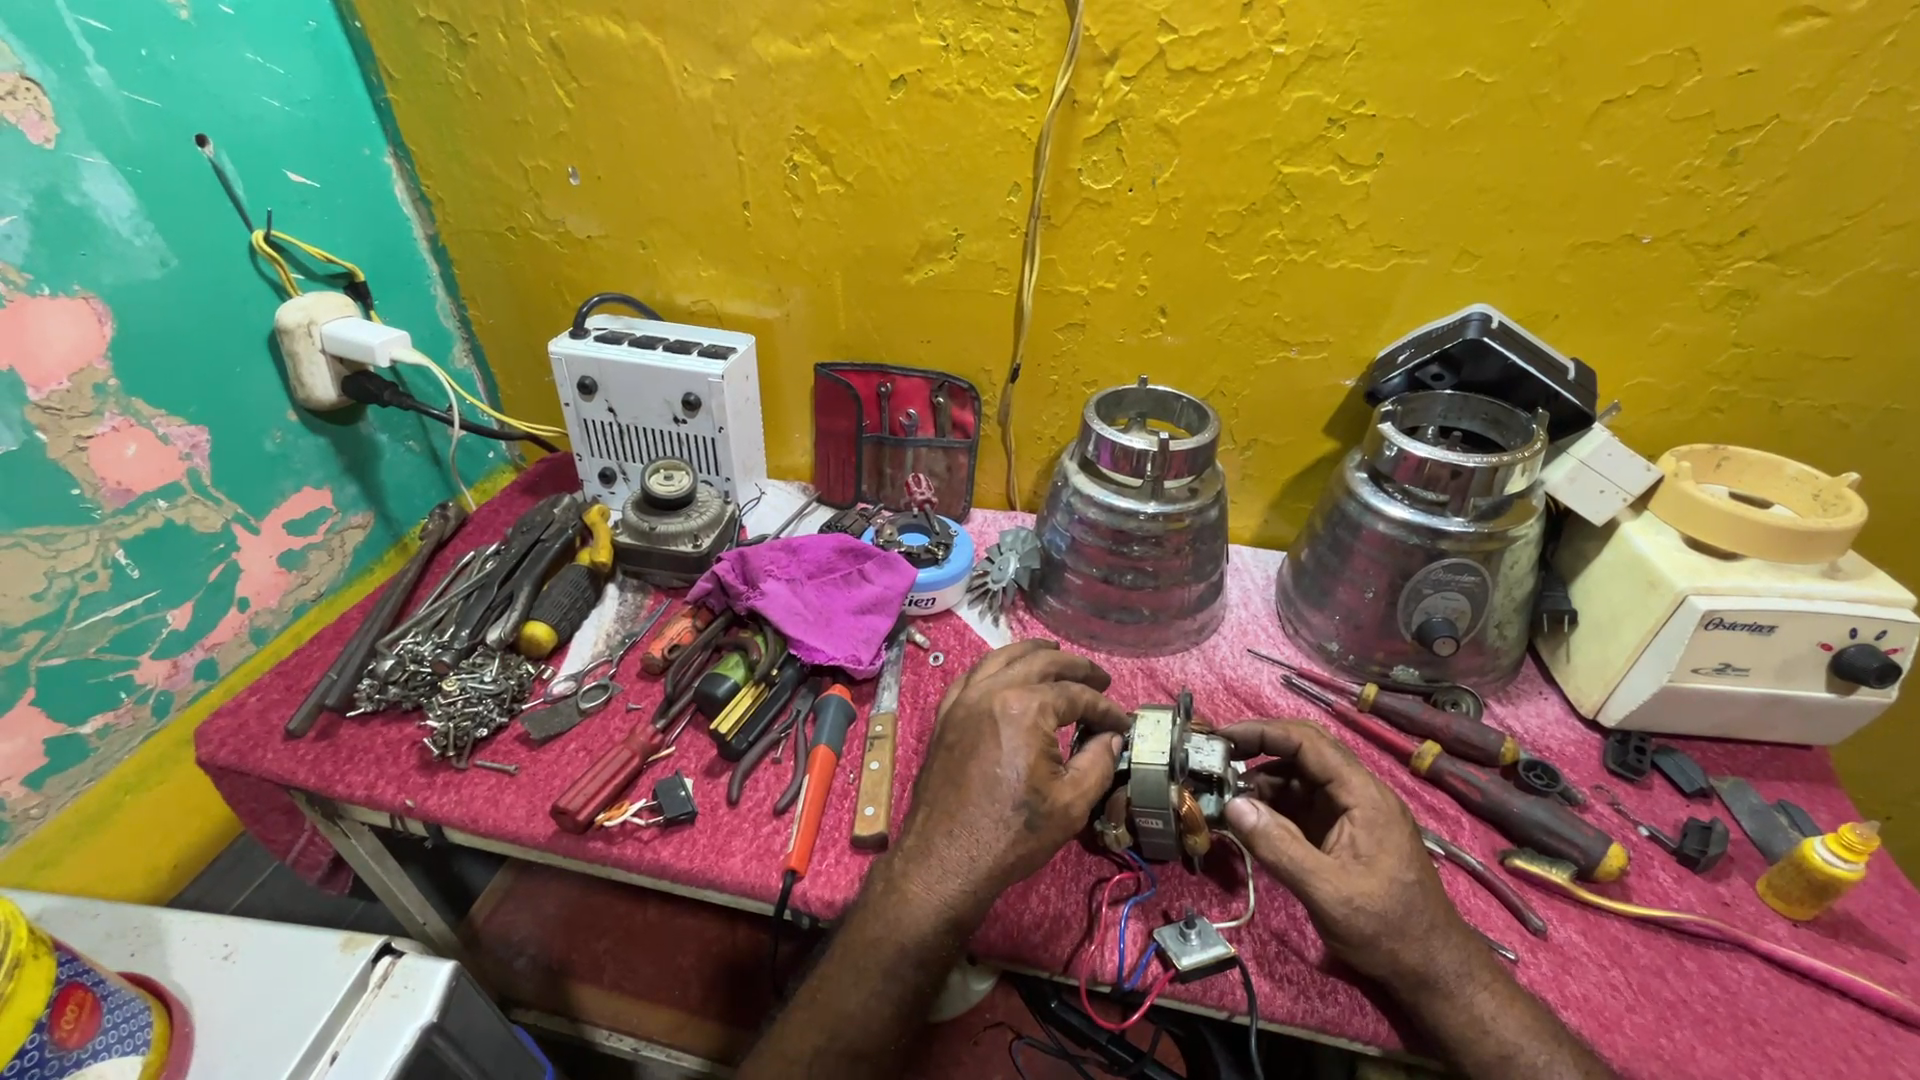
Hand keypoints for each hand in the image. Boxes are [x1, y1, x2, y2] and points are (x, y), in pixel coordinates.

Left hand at [892, 640, 1130, 920]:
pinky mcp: (946, 716)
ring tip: (1056, 657)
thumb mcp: (1071, 802)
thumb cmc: (1012, 833)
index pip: (1075, 695)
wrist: (946, 858)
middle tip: (1099, 680)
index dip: (1104, 708)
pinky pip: (971, 676)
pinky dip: (995, 667)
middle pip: (1040, 663)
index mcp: (1024, 707)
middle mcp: (991, 691)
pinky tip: (1006, 674)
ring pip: (1001, 659)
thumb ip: (1098, 761)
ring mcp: (963, 701)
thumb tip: (1111, 738)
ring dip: (1033, 654)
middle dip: (1075, 668)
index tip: (1121, 723)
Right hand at [1219, 720, 1478, 989]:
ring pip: (1298, 777)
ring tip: (1225, 796)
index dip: (1263, 732)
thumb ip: (1279, 846)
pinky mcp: (1340, 832)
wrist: (1431, 969)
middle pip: (1303, 752)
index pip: (1309, 743)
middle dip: (1258, 749)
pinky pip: (1301, 803)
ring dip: (1261, 780)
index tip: (1222, 737)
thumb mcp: (1327, 892)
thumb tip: (1232, 805)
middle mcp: (1357, 793)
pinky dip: (1271, 805)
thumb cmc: (1386, 929)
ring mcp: (1349, 812)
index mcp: (1363, 796)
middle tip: (1215, 758)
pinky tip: (1248, 818)